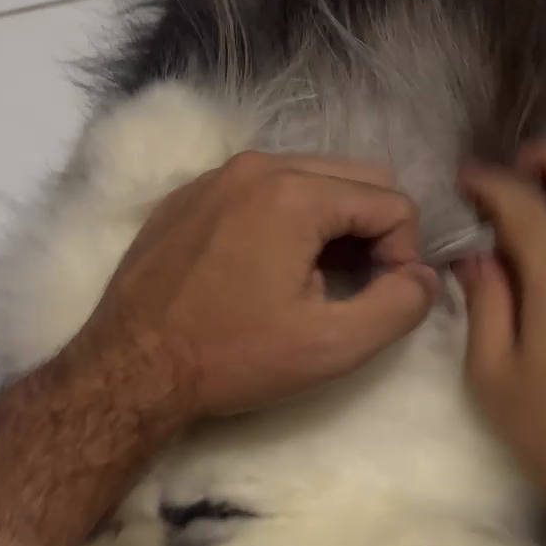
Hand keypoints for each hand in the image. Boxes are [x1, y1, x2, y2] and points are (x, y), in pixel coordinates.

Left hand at [70, 151, 438, 421]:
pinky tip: (277, 264)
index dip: (402, 253)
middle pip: (365, 179)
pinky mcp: (194, 194)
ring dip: (341, 222)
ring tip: (319, 273)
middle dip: (376, 229)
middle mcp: (258, 167)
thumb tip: (425, 276)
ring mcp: (219, 176)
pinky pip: (276, 186)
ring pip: (323, 178)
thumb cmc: (234, 357)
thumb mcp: (338, 344)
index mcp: (294, 195)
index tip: (373, 294)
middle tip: (355, 281)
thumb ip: (404, 303)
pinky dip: (297, 218)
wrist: (121, 378)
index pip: (395, 205)